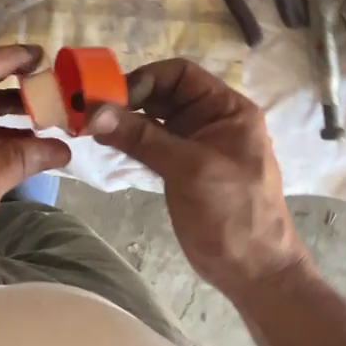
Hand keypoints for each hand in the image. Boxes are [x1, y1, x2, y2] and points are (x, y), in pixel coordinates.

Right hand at [85, 59, 310, 298]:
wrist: (253, 272)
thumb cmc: (233, 213)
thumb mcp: (188, 169)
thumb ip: (141, 138)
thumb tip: (95, 113)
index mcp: (227, 110)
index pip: (180, 74)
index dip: (146, 79)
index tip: (112, 97)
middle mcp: (210, 120)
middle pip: (163, 93)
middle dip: (128, 98)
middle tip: (93, 111)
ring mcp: (194, 144)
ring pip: (152, 117)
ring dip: (124, 119)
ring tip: (92, 126)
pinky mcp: (179, 166)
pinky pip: (149, 141)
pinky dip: (128, 139)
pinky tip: (106, 142)